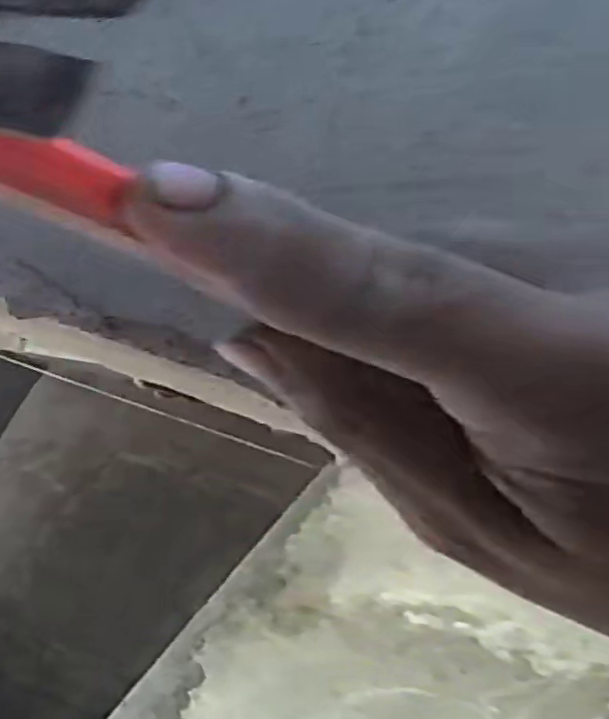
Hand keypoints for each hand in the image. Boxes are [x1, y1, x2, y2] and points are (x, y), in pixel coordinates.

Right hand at [124, 163, 608, 634]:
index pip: (376, 292)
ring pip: (428, 262)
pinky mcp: (603, 240)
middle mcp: (604, 283)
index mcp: (571, 378)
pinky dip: (450, 313)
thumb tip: (244, 337)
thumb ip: (357, 426)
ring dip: (398, 326)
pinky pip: (476, 261)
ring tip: (491, 413)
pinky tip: (519, 376)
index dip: (258, 243)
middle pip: (388, 271)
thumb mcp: (474, 524)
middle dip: (336, 326)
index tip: (154, 194)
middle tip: (403, 424)